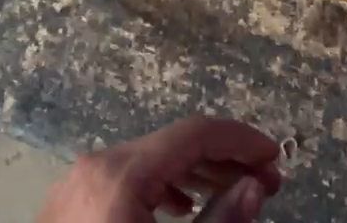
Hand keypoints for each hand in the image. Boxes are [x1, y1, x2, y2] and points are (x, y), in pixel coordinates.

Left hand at [35, 116, 284, 222]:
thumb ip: (219, 222)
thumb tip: (254, 186)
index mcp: (123, 172)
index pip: (196, 133)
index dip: (242, 140)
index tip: (275, 158)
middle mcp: (99, 163)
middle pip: (174, 144)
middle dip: (225, 159)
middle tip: (266, 183)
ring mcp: (79, 181)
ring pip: (151, 160)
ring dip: (197, 173)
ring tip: (234, 196)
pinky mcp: (70, 203)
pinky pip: (127, 179)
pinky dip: (163, 186)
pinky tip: (184, 209)